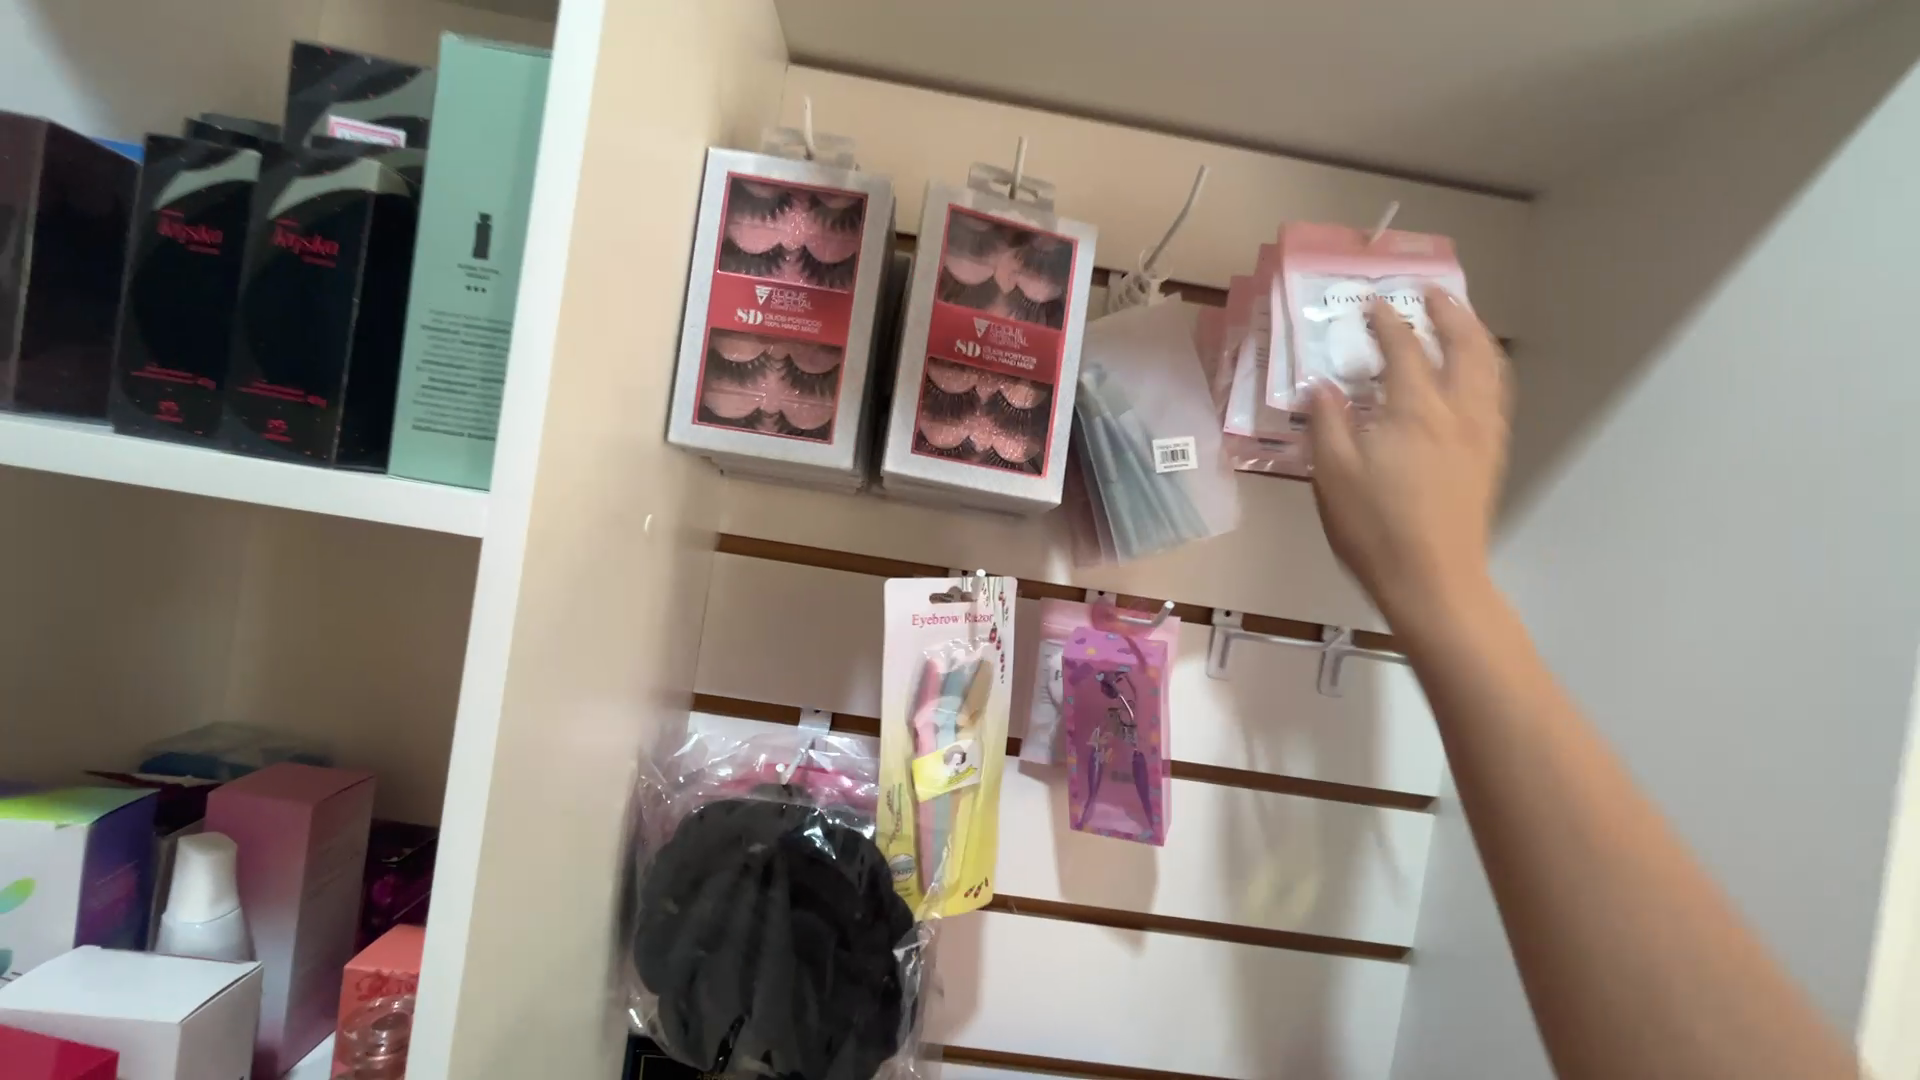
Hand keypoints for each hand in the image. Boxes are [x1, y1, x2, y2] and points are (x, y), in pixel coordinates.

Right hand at [1307, 289, 1510, 629]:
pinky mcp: (1491, 455)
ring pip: (1490, 367)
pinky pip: (1497, 394)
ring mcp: (1481, 433)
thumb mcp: (1332, 474)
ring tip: (1459, 321)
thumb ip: (1327, 423)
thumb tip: (1324, 387)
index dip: (1387, 322)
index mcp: (1414, 411)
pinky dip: (1488, 368)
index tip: (1371, 305)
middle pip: (1465, 345)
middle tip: (1430, 295)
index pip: (1404, 350)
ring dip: (1475, 335)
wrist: (1432, 577)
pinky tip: (1476, 375)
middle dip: (1448, 313)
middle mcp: (1458, 411)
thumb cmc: (1373, 526)